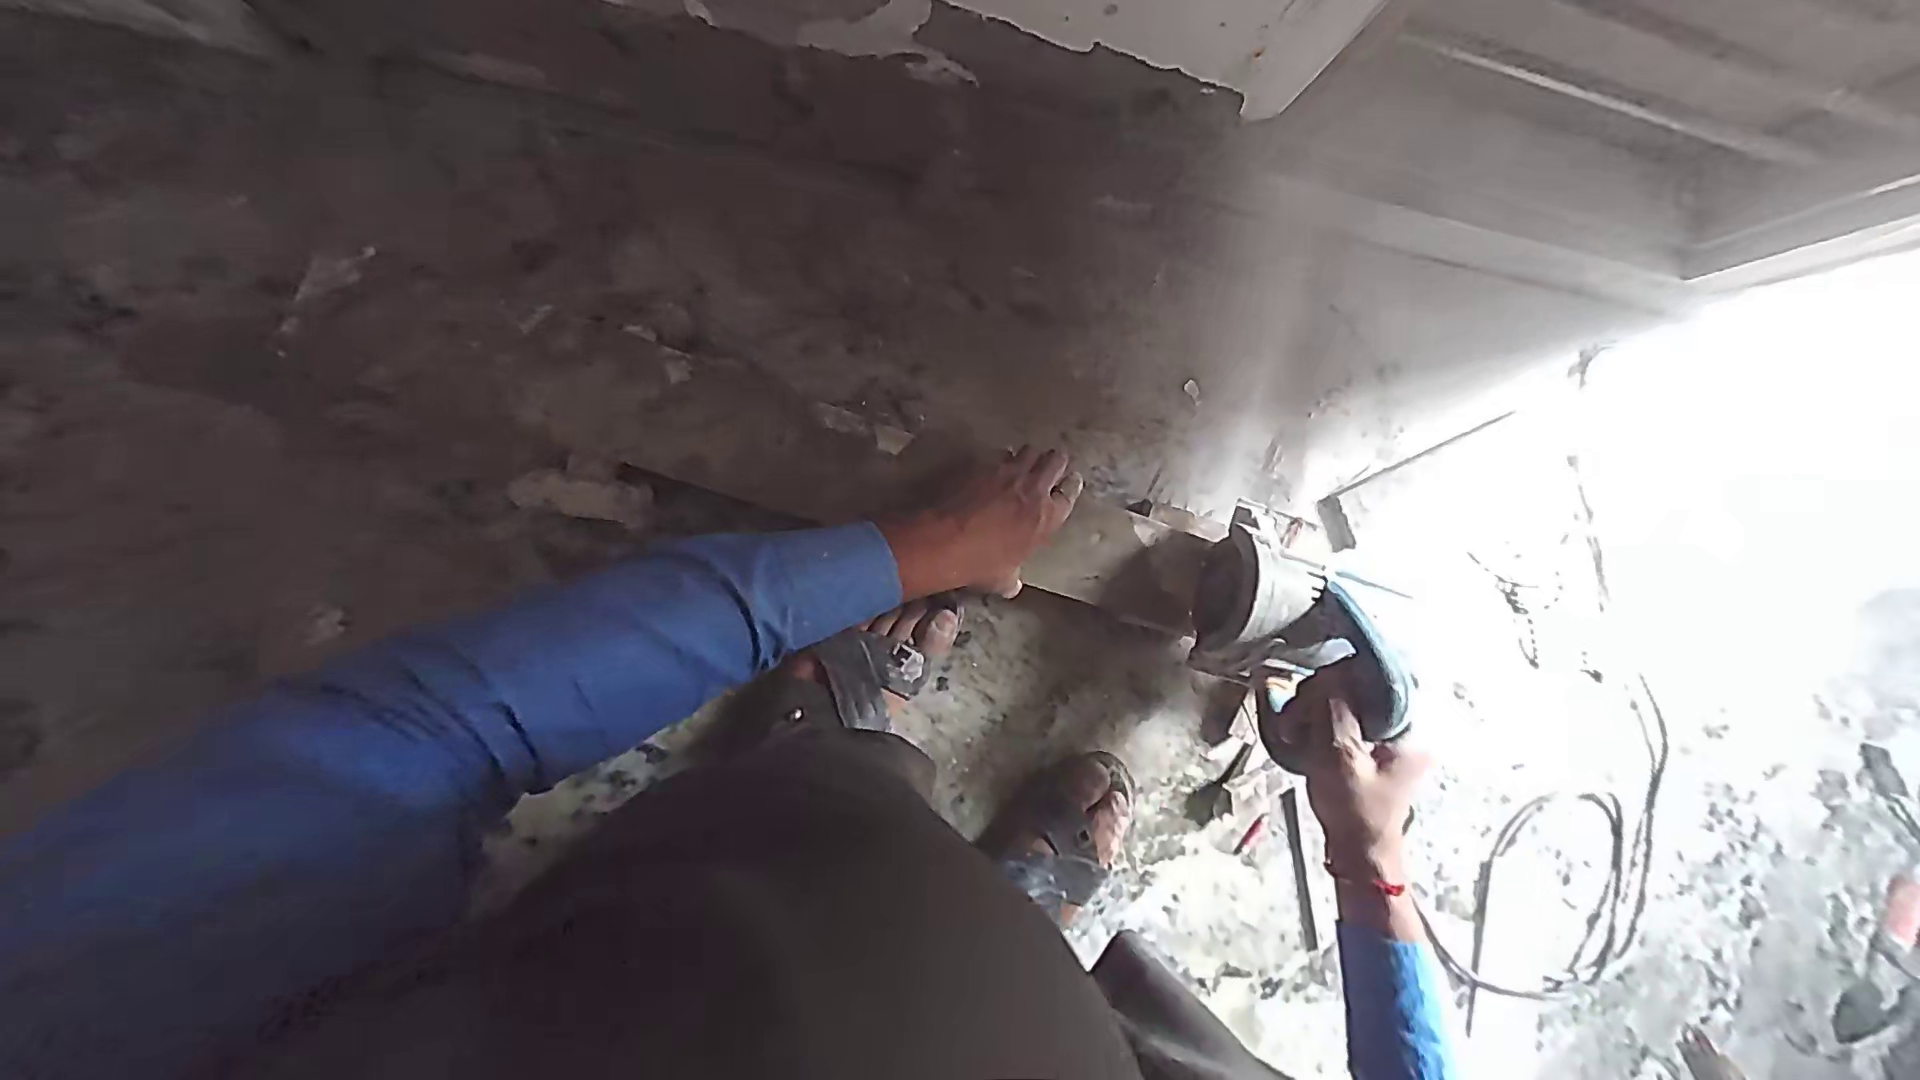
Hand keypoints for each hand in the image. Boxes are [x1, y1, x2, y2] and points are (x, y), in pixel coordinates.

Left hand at [879, 446, 1082, 599]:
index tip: (1070, 481)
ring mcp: (1009, 472)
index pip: (1070, 493)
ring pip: (1031, 451)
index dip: (1071, 486)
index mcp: (1046, 517)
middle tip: (1052, 463)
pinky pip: (1000, 454)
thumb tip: (1012, 586)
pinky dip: (1001, 458)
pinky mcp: (984, 464)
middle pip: (1056, 461)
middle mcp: (1034, 489)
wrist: (944, 540)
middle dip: (1055, 461)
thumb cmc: (978, 563)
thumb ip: (1013, 578)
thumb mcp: (1002, 578)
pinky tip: (995, 465)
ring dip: (1030, 455)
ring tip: (1025, 460)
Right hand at [1277, 661, 1430, 879]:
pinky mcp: (1371, 750)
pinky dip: (1321, 722)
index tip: (1312, 688)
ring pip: (1348, 704)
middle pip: (1360, 689)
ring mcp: (1389, 741)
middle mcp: (1405, 730)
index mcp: (1408, 730)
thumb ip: (1333, 712)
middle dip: (1322, 697)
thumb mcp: (1339, 756)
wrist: (1359, 853)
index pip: (1376, 679)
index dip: (1341, 677)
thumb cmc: (1354, 808)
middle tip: (1296, 716)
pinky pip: (1344, 720)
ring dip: (1316, 710)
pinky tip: (1303, 734)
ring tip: (1295, 729)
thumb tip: (1327, 676)